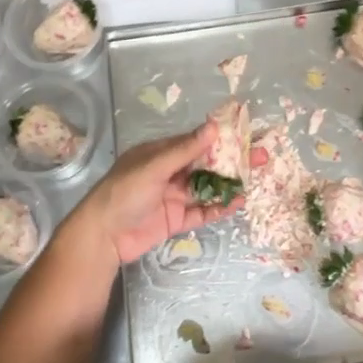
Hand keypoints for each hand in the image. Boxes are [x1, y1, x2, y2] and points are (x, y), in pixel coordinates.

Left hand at [69, 121, 244, 264]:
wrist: (102, 236)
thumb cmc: (123, 193)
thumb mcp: (153, 167)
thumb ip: (184, 150)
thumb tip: (212, 126)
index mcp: (159, 154)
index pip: (195, 142)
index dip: (220, 138)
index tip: (245, 134)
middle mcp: (168, 173)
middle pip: (205, 164)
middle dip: (231, 161)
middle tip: (260, 157)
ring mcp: (172, 197)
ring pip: (206, 188)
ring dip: (228, 184)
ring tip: (254, 179)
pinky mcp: (175, 221)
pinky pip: (201, 212)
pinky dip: (218, 208)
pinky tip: (237, 203)